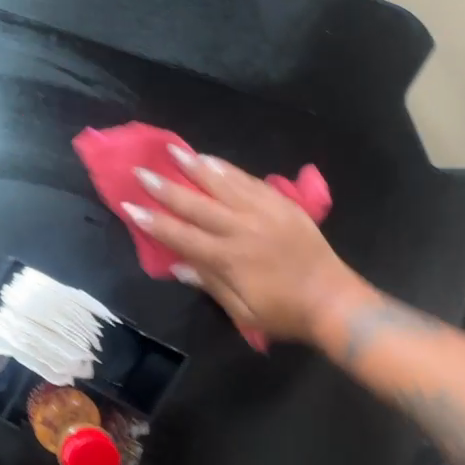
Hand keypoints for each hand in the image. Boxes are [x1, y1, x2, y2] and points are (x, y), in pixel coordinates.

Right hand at [122, 146, 354, 343]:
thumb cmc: (284, 313)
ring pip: (224, 184)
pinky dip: (230, 170)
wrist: (334, 301)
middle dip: (166, 188)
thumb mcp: (242, 311)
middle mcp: (243, 229)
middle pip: (197, 204)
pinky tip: (214, 161)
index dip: (155, 222)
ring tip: (175, 151)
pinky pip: (251, 182)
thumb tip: (178, 266)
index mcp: (229, 259)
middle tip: (142, 171)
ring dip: (197, 167)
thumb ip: (210, 285)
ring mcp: (265, 213)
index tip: (131, 206)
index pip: (182, 236)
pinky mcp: (283, 205)